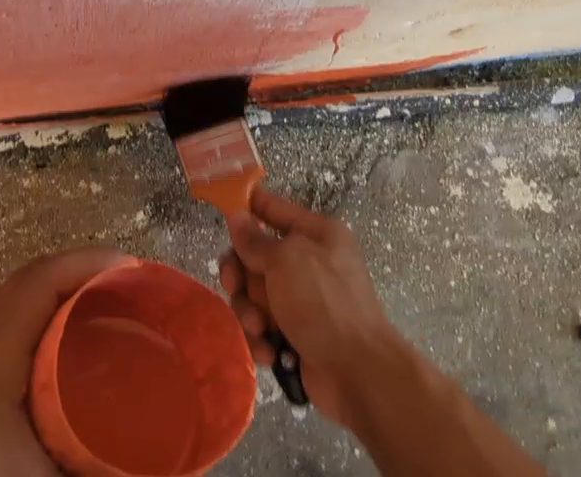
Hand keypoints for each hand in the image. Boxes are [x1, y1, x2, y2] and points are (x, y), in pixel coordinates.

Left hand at [0, 247, 131, 476]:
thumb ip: (123, 469)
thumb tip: (186, 466)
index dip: (88, 262)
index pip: (35, 283)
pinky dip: (34, 316)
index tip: (136, 269)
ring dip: (56, 293)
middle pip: (21, 285)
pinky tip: (63, 340)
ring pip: (6, 303)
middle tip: (132, 290)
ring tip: (106, 308)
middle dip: (79, 273)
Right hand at [218, 188, 400, 431]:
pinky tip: (270, 351)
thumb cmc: (323, 302)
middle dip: (241, 276)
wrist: (358, 372)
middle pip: (256, 257)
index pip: (274, 209)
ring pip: (255, 295)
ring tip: (260, 328)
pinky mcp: (296, 334)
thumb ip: (255, 240)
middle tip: (234, 287)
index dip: (248, 208)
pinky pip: (264, 327)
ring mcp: (303, 301)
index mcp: (317, 235)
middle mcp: (310, 263)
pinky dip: (262, 339)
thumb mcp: (285, 260)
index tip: (221, 210)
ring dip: (250, 312)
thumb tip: (237, 216)